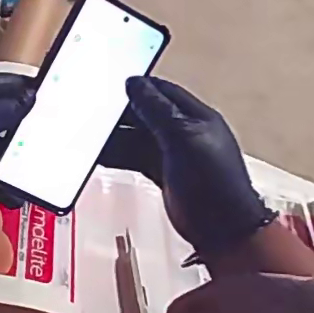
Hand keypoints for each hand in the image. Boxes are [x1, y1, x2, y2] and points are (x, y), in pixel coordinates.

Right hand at [104, 77, 273, 254]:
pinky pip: (135, 157)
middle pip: (147, 114)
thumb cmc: (212, 181)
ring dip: (116, 136)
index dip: (138, 87)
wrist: (222, 229)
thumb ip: (157, 110)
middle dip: (122, 114)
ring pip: (138, 137)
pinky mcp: (163, 174)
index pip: (163, 91)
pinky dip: (118, 155)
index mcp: (196, 117)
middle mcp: (185, 132)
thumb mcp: (182, 137)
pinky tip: (100, 155)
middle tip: (95, 112)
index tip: (111, 86)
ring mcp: (173, 154)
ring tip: (91, 135)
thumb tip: (134, 83)